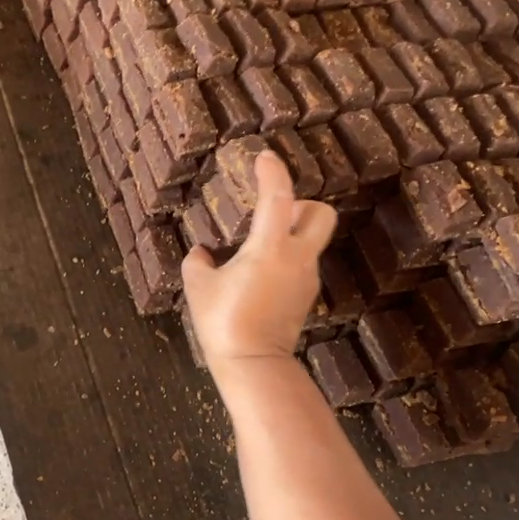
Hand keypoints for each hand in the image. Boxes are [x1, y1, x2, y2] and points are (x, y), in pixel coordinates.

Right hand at [182, 149, 336, 375]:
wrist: (253, 362)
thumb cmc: (222, 320)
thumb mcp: (198, 287)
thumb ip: (198, 263)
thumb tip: (202, 252)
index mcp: (270, 248)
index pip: (278, 197)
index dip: (272, 172)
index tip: (264, 157)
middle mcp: (297, 257)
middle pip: (320, 213)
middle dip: (301, 205)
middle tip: (273, 214)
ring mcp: (306, 278)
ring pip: (309, 241)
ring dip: (288, 235)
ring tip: (255, 251)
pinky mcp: (305, 296)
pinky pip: (300, 265)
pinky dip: (284, 260)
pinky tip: (257, 278)